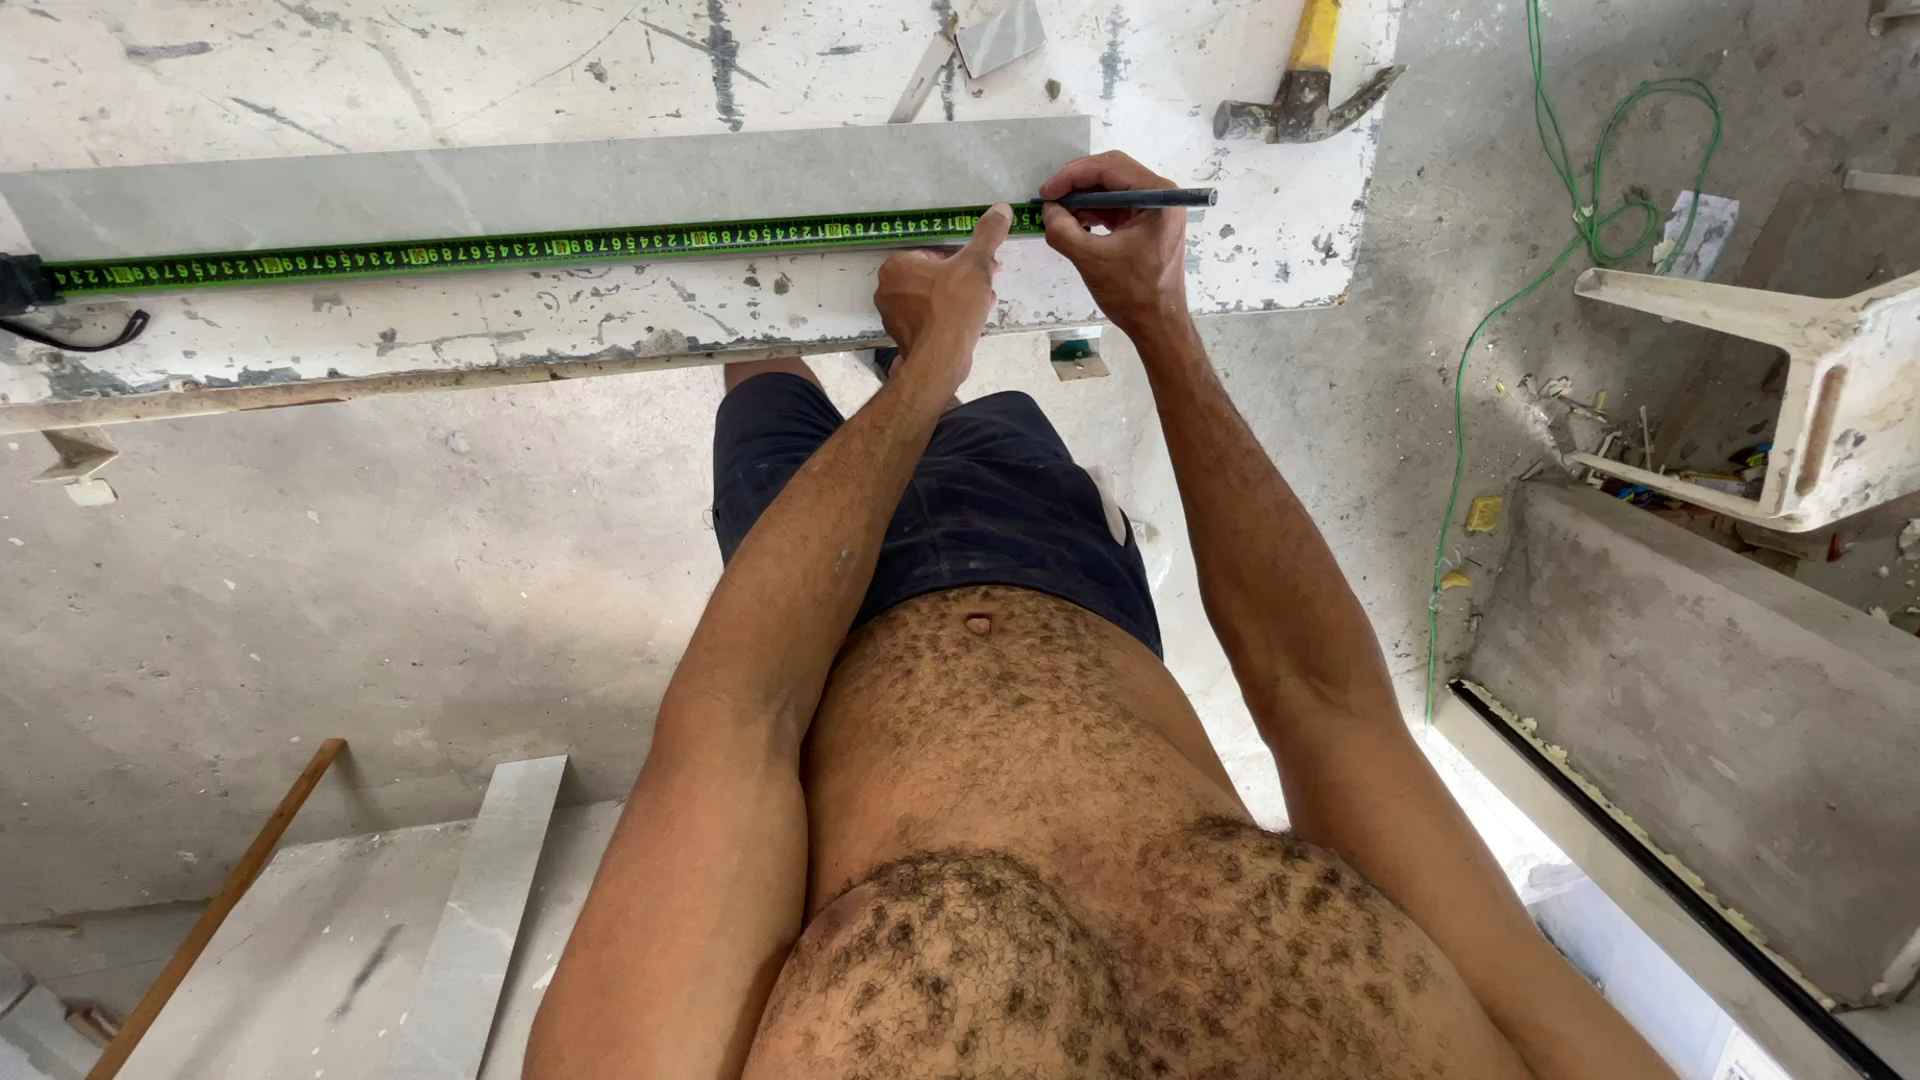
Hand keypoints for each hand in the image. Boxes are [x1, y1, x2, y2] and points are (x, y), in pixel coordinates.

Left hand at [873, 203, 1011, 389]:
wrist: (941, 359)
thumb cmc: (954, 306)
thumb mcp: (976, 265)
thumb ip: (988, 235)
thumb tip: (1001, 208)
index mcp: (896, 266)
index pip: (933, 254)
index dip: (963, 260)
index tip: (983, 268)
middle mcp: (888, 291)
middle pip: (934, 278)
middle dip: (963, 280)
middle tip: (987, 286)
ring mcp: (894, 319)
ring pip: (933, 301)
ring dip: (960, 299)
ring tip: (985, 305)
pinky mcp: (905, 340)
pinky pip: (930, 322)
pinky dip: (949, 319)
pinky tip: (971, 324)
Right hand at [1039, 151, 1189, 338]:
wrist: (1158, 326)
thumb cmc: (1132, 294)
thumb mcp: (1092, 260)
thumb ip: (1064, 231)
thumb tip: (1047, 211)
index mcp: (1157, 196)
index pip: (1110, 168)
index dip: (1073, 176)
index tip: (1046, 193)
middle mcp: (1160, 196)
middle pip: (1112, 174)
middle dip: (1077, 186)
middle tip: (1050, 201)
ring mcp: (1155, 211)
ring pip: (1111, 192)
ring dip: (1083, 202)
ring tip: (1058, 217)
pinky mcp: (1146, 227)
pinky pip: (1115, 210)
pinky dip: (1093, 215)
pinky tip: (1075, 227)